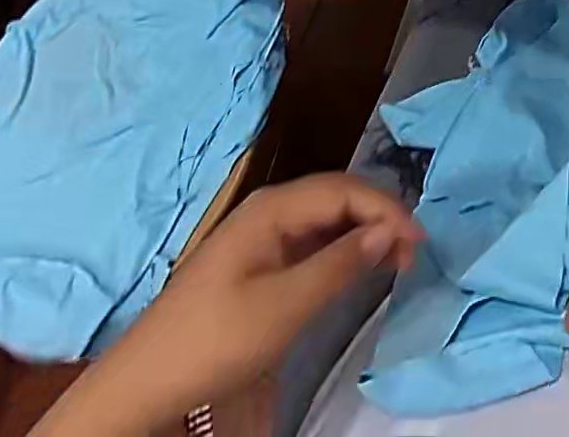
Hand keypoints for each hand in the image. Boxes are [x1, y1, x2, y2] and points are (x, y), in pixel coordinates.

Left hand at [33, 173, 421, 436]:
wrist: (149, 379)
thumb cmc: (215, 338)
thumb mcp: (283, 307)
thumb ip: (338, 265)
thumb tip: (387, 232)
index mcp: (273, 207)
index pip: (343, 190)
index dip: (385, 208)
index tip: (419, 239)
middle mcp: (271, 208)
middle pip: (337, 196)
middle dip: (378, 215)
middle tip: (414, 250)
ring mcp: (265, 232)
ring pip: (327, 217)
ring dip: (364, 231)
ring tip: (398, 258)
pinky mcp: (263, 258)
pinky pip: (314, 240)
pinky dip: (344, 249)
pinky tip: (361, 264)